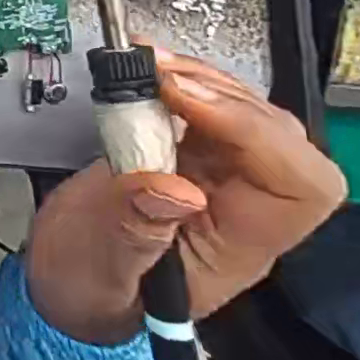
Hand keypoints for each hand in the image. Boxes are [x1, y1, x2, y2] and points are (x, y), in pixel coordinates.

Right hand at [25, 48, 346, 343]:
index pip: (297, 183)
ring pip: (240, 117)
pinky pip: (196, 113)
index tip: (185, 101)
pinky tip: (144, 73)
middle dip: (222, 98)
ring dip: (198, 83)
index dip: (253, 133)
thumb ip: (133, 233)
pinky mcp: (176, 156)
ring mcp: (209, 178)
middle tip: (158, 74)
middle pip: (275, 138)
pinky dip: (171, 86)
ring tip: (146, 65)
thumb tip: (173, 188)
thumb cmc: (88, 294)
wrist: (63, 286)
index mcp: (239, 246)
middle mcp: (238, 206)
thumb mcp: (101, 274)